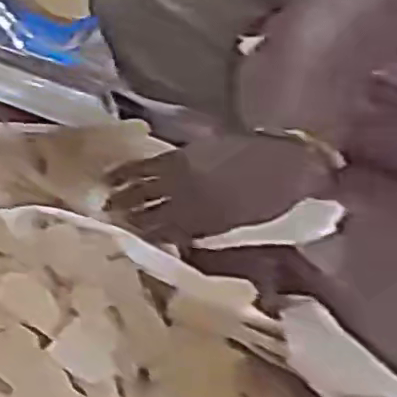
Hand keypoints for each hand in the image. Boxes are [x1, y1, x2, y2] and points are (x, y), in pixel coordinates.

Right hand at [105, 133, 333, 243]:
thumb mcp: (254, 220)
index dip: (147, 236)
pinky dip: (122, 173)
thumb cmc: (281, 195)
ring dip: (120, 199)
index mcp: (209, 220)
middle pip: (148, 213)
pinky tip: (109, 178)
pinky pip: (141, 167)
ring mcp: (178, 177)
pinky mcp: (175, 157)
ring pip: (139, 191)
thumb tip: (189, 237)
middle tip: (109, 223)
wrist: (291, 156)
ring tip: (104, 205)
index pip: (166, 232)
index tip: (130, 240)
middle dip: (128, 219)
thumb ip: (217, 228)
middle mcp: (187, 201)